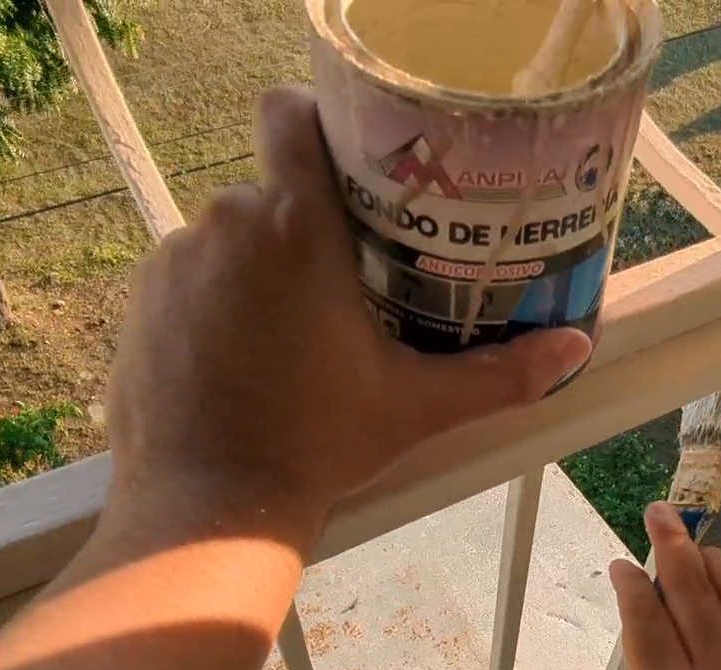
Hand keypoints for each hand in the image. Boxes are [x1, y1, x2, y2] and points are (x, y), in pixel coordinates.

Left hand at [101, 86, 591, 545]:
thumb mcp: (418, 407)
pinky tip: (247, 354)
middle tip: (352, 279)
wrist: (212, 504)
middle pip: (273, 188)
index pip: (290, 114)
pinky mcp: (143, 300)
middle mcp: (224, 226)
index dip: (321, 123)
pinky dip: (221, 297)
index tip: (354, 166)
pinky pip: (192, 271)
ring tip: (299, 329)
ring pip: (232, 233)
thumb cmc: (320, 445)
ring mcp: (174, 261)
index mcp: (294, 230)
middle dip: (310, 221)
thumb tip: (577, 349)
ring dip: (265, 264)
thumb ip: (501, 374)